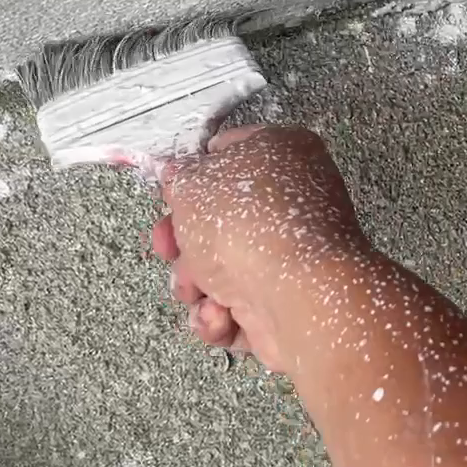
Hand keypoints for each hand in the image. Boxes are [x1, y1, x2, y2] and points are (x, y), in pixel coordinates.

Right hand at [151, 125, 370, 370]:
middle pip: (218, 219)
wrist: (297, 297)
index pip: (231, 151)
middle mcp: (293, 198)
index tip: (169, 195)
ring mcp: (292, 253)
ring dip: (196, 284)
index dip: (194, 173)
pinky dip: (221, 315)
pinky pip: (237, 306)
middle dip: (184, 243)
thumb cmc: (246, 225)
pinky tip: (223, 315)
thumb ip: (180, 176)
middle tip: (169, 250)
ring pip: (221, 269)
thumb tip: (180, 173)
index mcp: (284, 151)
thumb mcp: (193, 182)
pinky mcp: (286, 301)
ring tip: (201, 290)